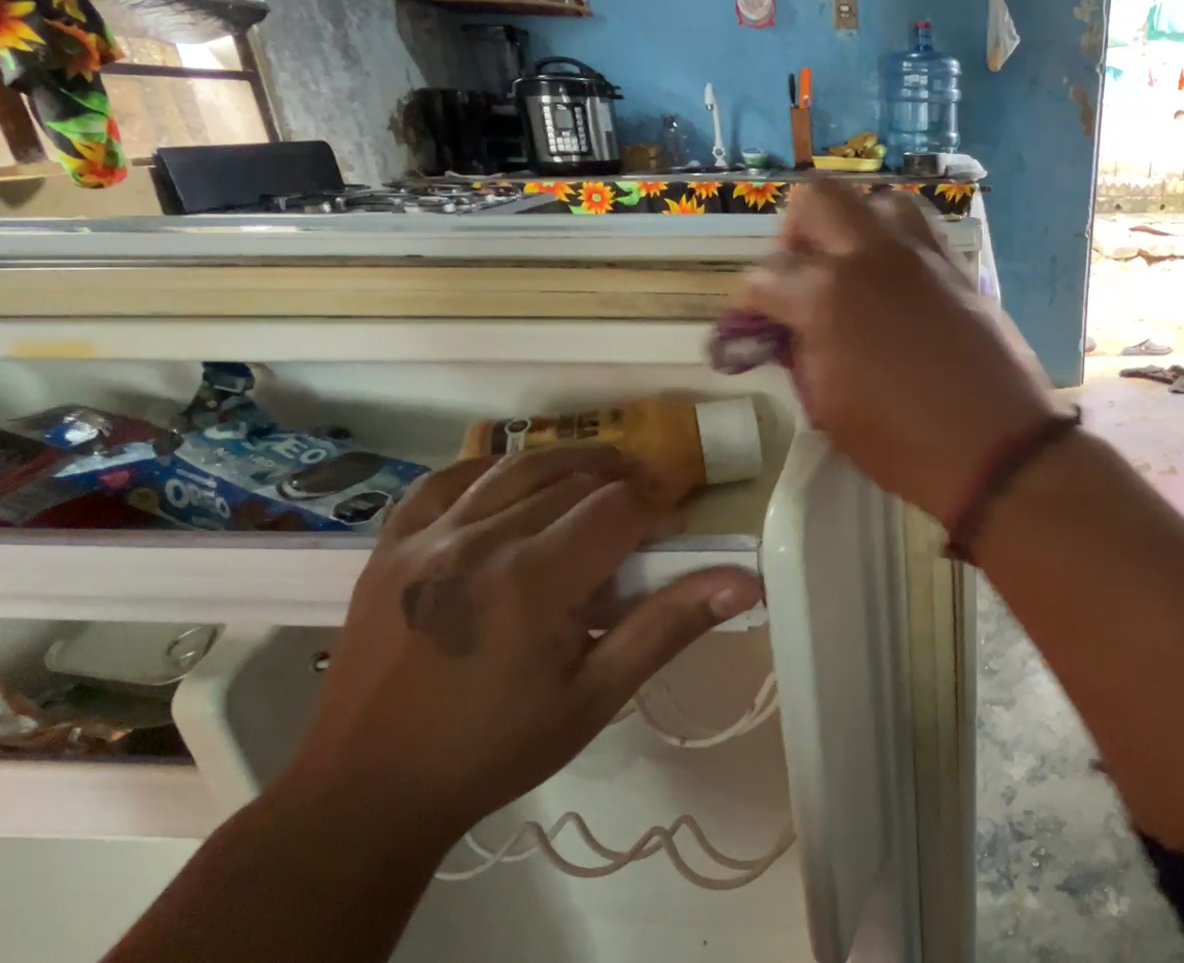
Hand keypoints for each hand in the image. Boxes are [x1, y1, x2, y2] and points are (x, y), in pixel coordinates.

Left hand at [288, 443, 762, 840]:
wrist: (367, 789)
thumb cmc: (494, 750)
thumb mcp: (595, 696)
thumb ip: (668, 627)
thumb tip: (744, 582)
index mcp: (530, 582)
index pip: (618, 509)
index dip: (661, 511)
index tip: (677, 535)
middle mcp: (477, 542)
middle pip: (573, 481)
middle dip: (625, 487)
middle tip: (649, 517)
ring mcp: (424, 539)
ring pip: (515, 467)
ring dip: (571, 465)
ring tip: (604, 480)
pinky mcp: (389, 547)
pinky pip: (446, 481)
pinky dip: (494, 470)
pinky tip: (518, 483)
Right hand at [742, 179, 1057, 525]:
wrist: (998, 450)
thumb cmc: (904, 445)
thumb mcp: (830, 408)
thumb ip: (804, 355)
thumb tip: (797, 332)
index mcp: (828, 294)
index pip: (765, 276)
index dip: (752, 302)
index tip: (758, 324)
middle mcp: (873, 256)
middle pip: (817, 198)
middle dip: (795, 234)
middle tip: (801, 279)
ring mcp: (923, 257)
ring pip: (878, 200)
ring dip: (855, 227)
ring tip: (854, 273)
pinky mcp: (960, 270)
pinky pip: (922, 231)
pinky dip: (898, 246)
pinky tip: (897, 287)